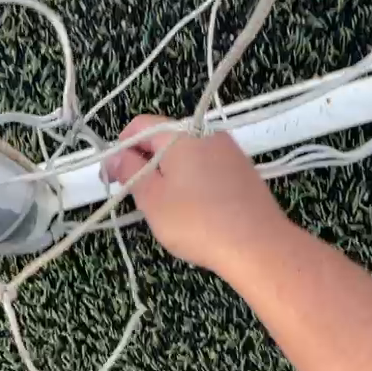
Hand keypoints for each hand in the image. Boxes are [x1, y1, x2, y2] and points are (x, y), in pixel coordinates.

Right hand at [101, 113, 298, 274]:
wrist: (257, 245)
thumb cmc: (197, 222)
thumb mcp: (152, 200)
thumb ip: (130, 172)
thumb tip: (114, 155)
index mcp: (182, 136)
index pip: (142, 125)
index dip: (121, 147)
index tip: (115, 177)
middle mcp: (208, 136)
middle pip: (167, 140)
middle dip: (147, 164)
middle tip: (140, 199)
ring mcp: (231, 153)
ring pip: (188, 157)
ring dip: (170, 176)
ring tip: (169, 211)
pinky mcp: (244, 173)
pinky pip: (209, 170)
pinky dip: (194, 184)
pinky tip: (196, 213)